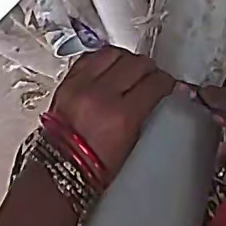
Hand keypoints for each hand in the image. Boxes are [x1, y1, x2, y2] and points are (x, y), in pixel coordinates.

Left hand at [49, 47, 177, 171]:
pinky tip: (109, 68)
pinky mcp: (66, 83)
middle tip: (152, 77)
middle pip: (136, 63)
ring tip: (130, 70)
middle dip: (149, 69)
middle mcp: (100, 96)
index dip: (166, 82)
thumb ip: (145, 114)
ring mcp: (80, 86)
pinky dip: (103, 60)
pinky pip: (90, 58)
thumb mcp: (131, 144)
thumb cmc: (94, 169)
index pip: (154, 83)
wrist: (59, 171)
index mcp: (121, 117)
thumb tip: (157, 94)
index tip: (167, 84)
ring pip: (113, 53)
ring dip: (126, 60)